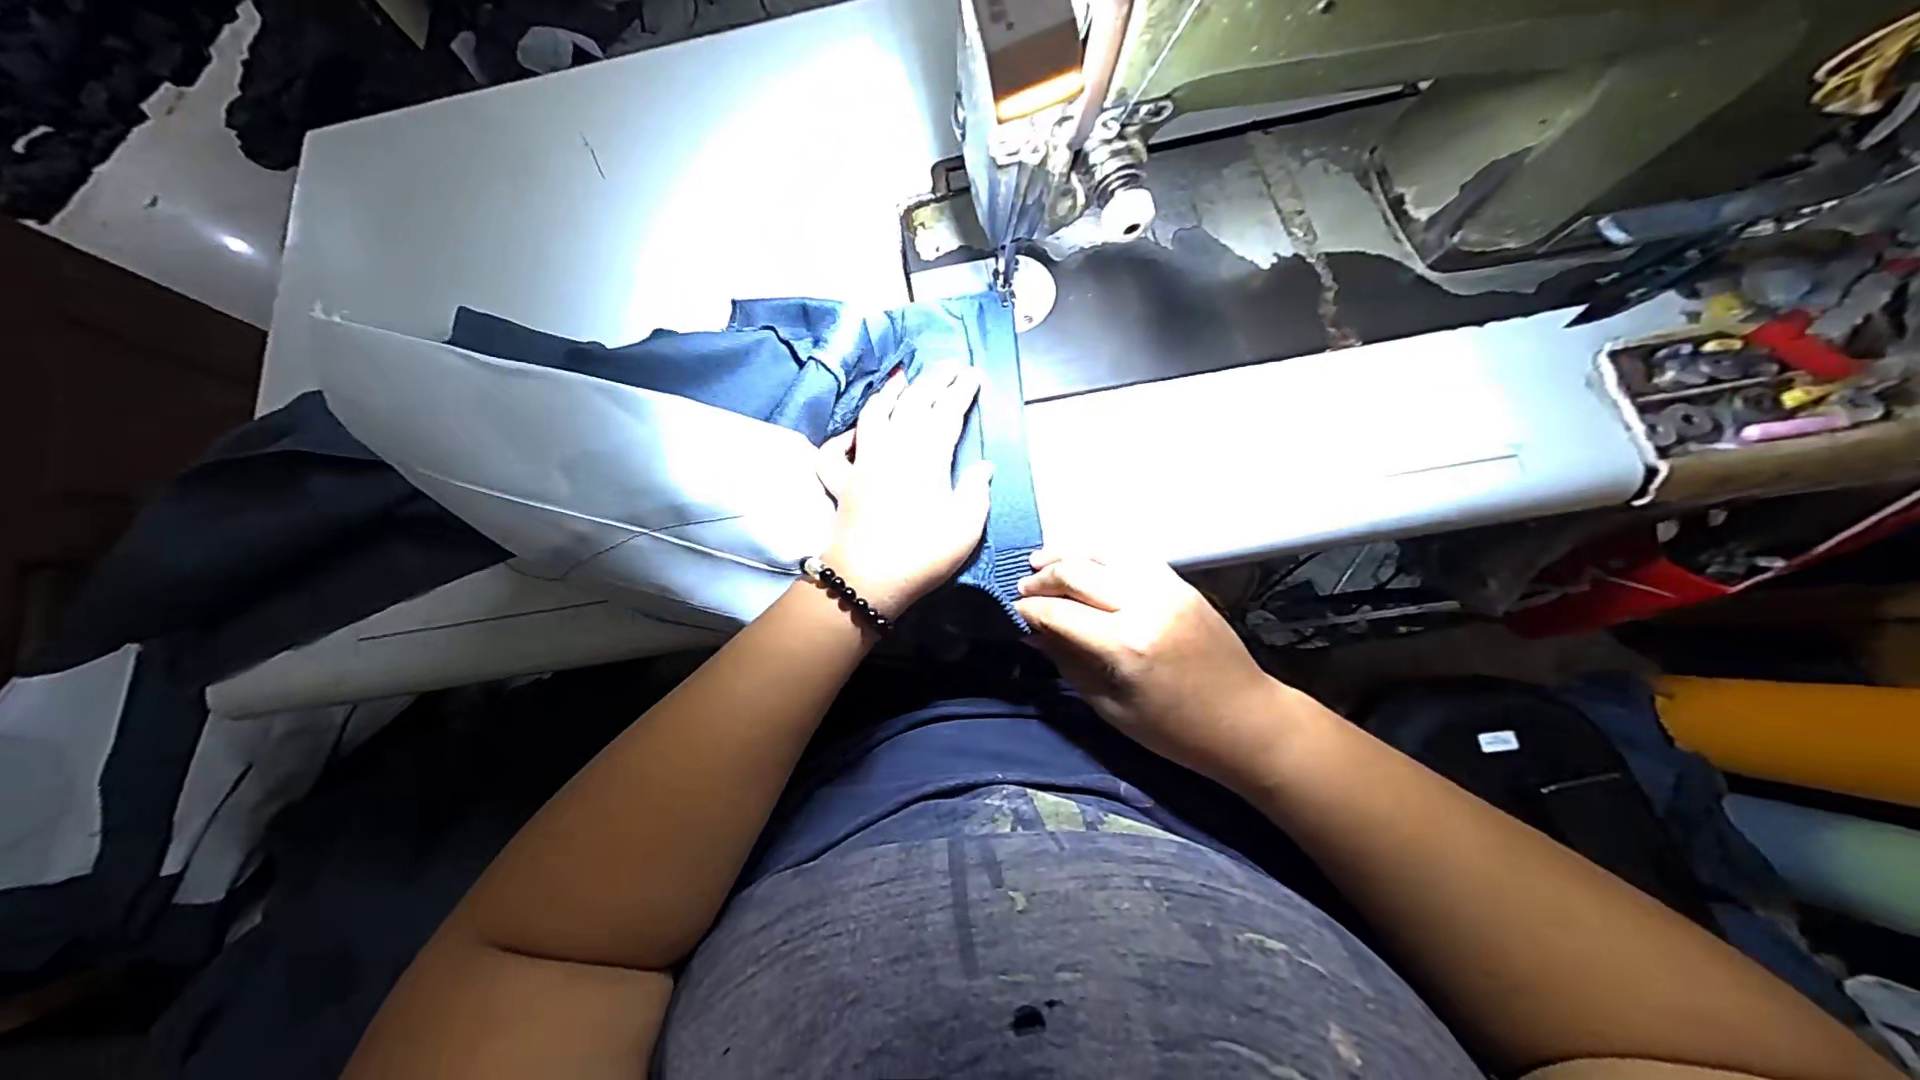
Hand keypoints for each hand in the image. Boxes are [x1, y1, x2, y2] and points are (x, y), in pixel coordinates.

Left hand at [814, 363, 993, 615]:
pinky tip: (851, 433)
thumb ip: (976, 491)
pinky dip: (841, 439)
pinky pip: (834, 453)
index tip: (973, 375)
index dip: (961, 391)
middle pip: (913, 403)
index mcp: (928, 455)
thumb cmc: (923, 554)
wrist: (867, 581)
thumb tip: (982, 466)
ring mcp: (863, 463)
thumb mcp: (966, 527)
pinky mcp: (841, 483)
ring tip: (902, 379)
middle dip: (933, 380)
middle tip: (948, 367)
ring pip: (874, 415)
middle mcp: (893, 448)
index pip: (947, 411)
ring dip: (889, 394)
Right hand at [1014, 551, 1298, 793]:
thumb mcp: (1110, 707)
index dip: (1030, 611)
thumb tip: (1034, 632)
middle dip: (1044, 578)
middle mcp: (1145, 604)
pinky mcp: (1182, 583)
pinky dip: (1102, 554)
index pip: (1060, 612)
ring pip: (1105, 552)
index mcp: (1126, 644)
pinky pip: (1132, 556)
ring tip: (1044, 562)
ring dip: (1069, 554)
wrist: (1248, 720)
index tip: (1014, 613)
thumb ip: (1068, 662)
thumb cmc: (1176, 730)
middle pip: (1078, 572)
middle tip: (1024, 589)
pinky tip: (1086, 562)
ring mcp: (1167, 588)